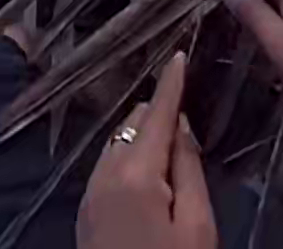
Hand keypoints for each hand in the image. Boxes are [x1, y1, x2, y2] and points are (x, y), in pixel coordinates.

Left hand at [78, 51, 216, 248]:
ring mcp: (90, 192)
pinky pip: (110, 165)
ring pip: (121, 140)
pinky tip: (148, 182)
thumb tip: (179, 124)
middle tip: (187, 132)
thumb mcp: (197, 228)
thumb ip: (188, 167)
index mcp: (136, 171)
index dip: (171, 82)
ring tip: (171, 160)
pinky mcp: (85, 212)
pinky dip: (130, 159)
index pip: (157, 111)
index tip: (178, 54)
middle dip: (160, 115)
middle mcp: (105, 171)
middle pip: (136, 120)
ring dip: (144, 138)